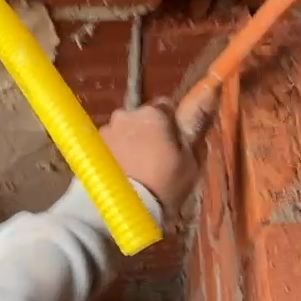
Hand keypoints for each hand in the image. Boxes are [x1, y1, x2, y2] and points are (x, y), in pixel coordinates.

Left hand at [99, 99, 196, 215]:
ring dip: (130, 144)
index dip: (172, 127)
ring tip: (135, 172)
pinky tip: (120, 176)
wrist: (122, 212)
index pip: (166, 107)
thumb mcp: (190, 159)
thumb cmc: (163, 185)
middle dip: (148, 133)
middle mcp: (125, 114)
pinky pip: (108, 147)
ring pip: (123, 132)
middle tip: (155, 162)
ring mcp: (104, 131)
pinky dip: (114, 156)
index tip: (174, 148)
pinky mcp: (89, 149)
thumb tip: (210, 89)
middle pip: (141, 119)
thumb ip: (195, 125)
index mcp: (153, 113)